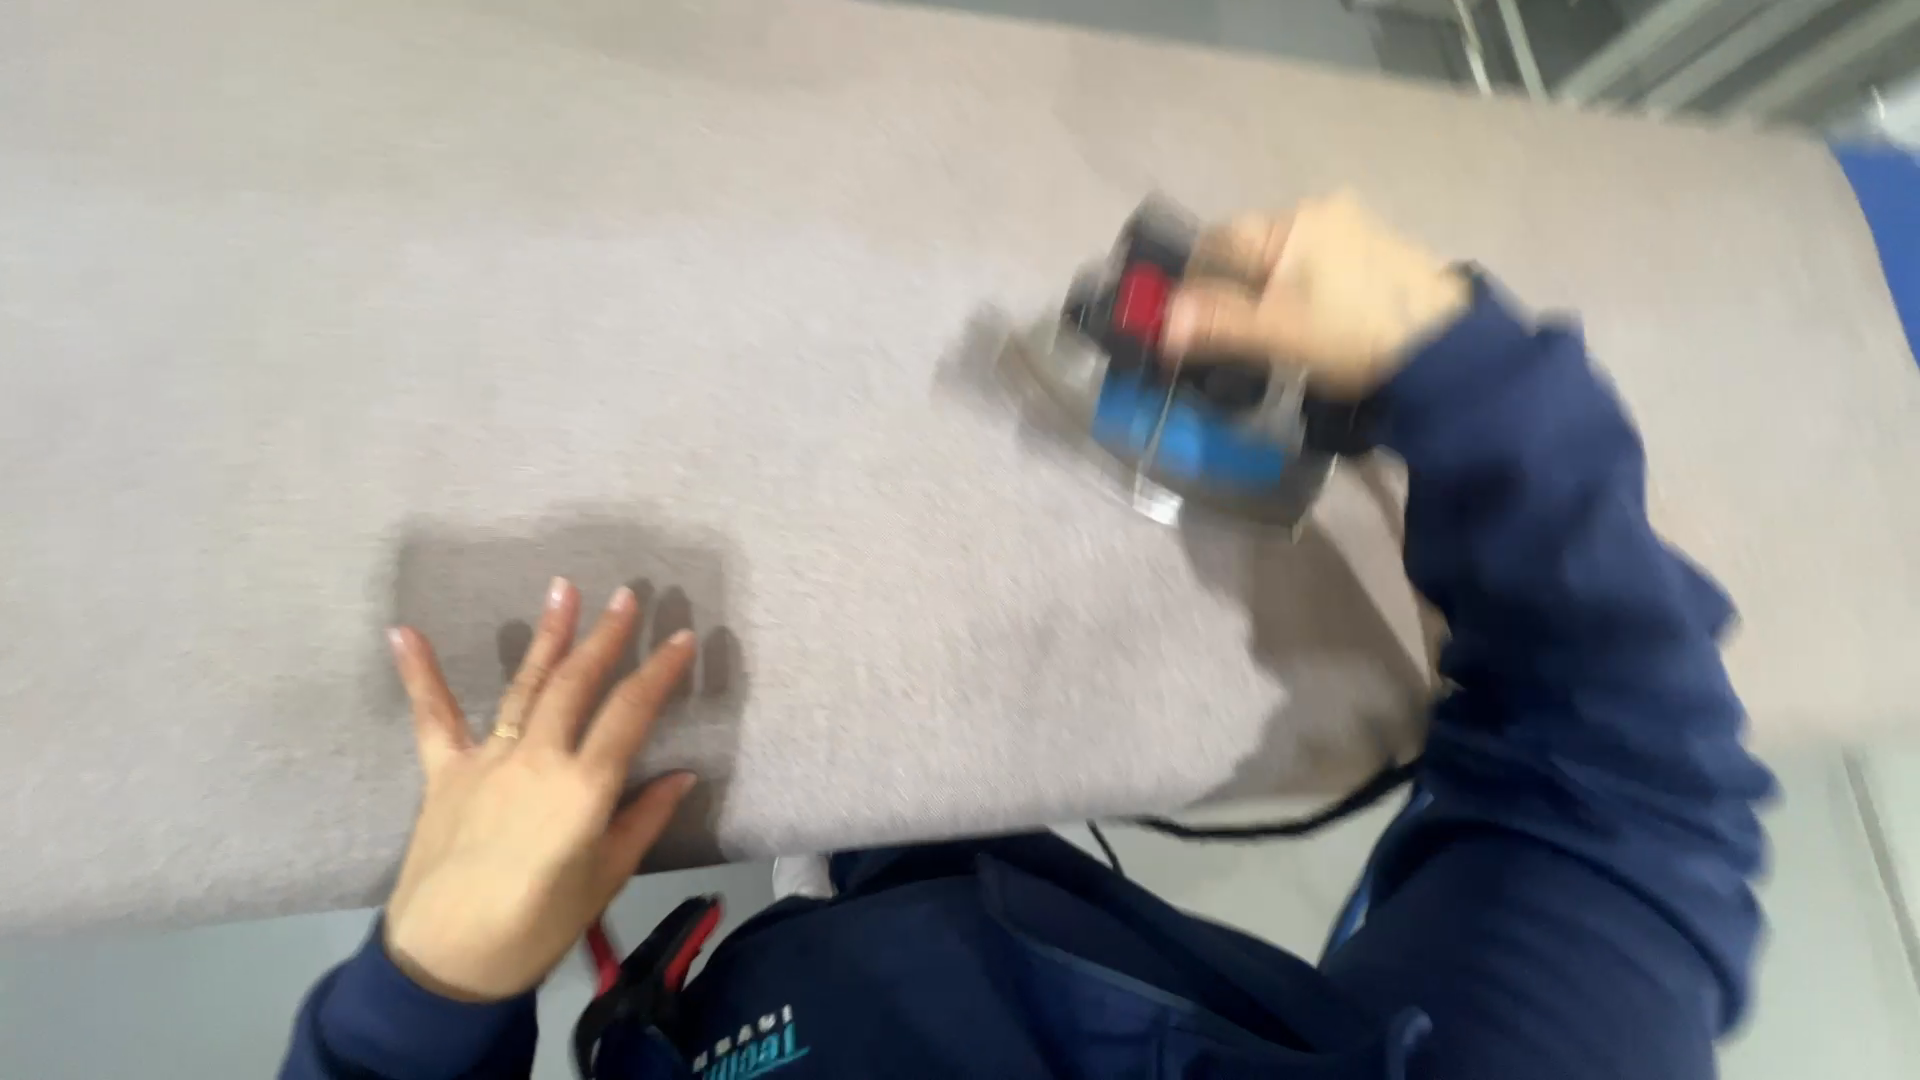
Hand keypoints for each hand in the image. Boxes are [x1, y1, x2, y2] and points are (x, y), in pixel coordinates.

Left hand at [382, 579, 698, 1001]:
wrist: (447, 964)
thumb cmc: (542, 922)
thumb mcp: (609, 873)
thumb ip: (646, 817)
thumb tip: (683, 775)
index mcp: (584, 785)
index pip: (632, 712)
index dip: (661, 671)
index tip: (683, 638)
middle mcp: (538, 759)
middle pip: (579, 684)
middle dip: (607, 636)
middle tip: (629, 597)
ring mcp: (487, 760)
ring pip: (525, 686)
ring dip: (547, 635)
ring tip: (564, 589)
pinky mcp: (444, 773)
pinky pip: (435, 720)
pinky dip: (419, 675)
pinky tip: (403, 632)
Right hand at [1164, 192, 1470, 398]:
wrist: (1447, 349)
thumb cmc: (1354, 334)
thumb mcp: (1278, 333)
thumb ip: (1217, 323)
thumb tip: (1162, 324)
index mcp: (1295, 222)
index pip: (1219, 240)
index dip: (1192, 279)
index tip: (1180, 318)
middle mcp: (1322, 211)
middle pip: (1249, 250)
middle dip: (1227, 289)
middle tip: (1218, 335)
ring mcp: (1352, 229)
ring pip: (1280, 260)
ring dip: (1260, 292)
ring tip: (1262, 335)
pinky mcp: (1372, 253)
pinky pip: (1311, 267)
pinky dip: (1294, 292)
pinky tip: (1303, 325)